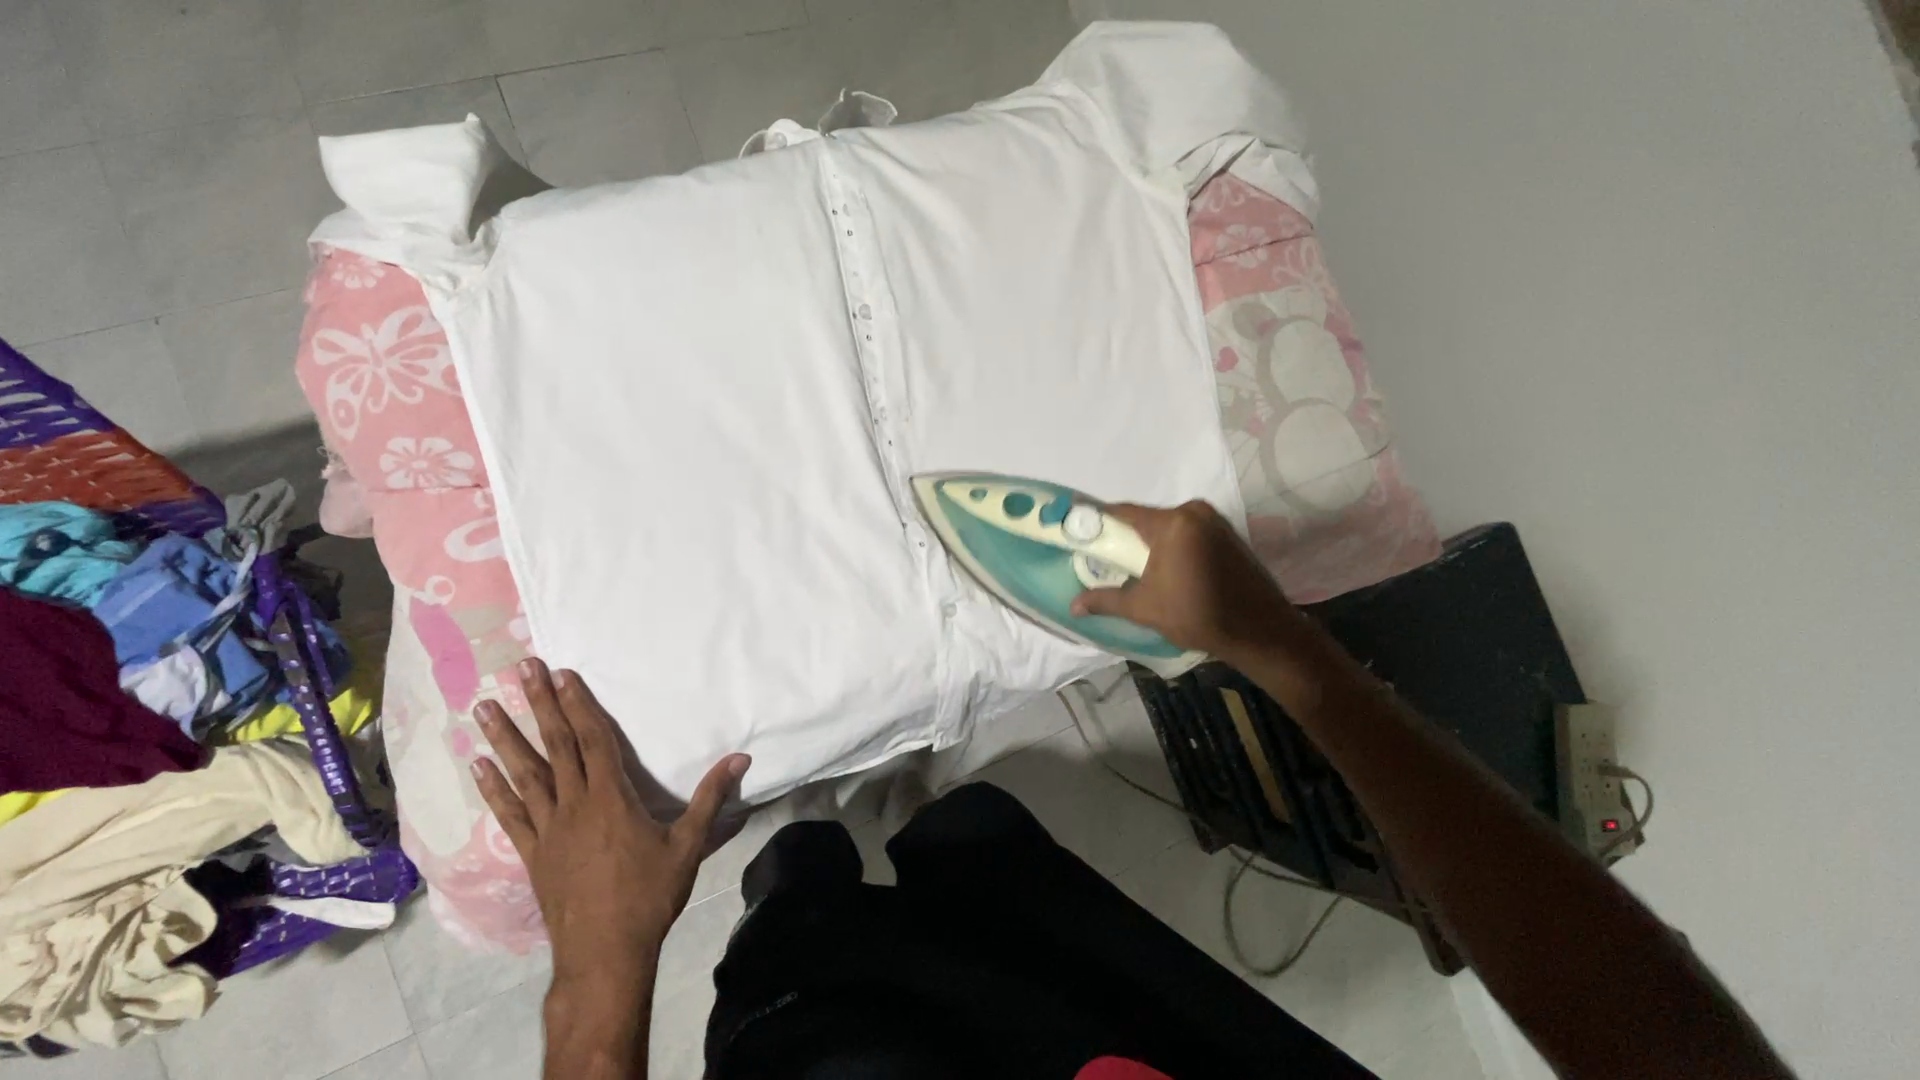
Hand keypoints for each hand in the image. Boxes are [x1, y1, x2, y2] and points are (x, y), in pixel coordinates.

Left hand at [471, 659, 748, 986]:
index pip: (594, 739)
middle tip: (521, 669)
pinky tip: (479, 766)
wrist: (605, 952)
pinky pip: (509, 814)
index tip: (563, 674)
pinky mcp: (532, 853)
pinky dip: (494, 788)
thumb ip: (711, 798)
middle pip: (556, 745)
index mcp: (612, 798)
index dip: (579, 704)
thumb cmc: (650, 895)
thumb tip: (741, 758)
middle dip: (539, 704)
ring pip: (525, 774)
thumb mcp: (689, 846)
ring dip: (505, 738)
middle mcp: (575, 805)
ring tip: (484, 707)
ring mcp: (548, 829)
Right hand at [1069, 500, 1310, 663]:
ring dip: (1151, 543)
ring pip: (1168, 526)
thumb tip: (1073, 605)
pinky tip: (1166, 569)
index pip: (1123, 512)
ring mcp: (1215, 521)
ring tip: (1135, 568)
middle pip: (1147, 518)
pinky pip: (1188, 532)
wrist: (1260, 631)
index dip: (1098, 521)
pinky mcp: (1228, 534)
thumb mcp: (1145, 608)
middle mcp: (1195, 512)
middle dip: (1126, 537)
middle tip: (1106, 558)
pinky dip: (1173, 546)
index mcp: (1173, 523)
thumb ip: (1106, 600)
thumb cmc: (1198, 616)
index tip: (1080, 532)